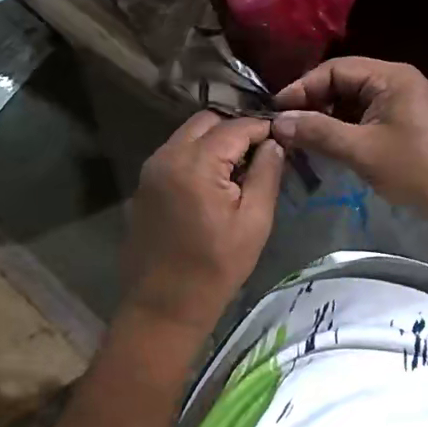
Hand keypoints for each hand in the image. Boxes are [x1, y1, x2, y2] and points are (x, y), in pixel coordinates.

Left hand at [121, 112, 285, 330]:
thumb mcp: (254, 222)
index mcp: (196, 163)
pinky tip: (215, 179)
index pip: (235, 126)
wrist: (163, 305)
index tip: (282, 137)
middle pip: (206, 121)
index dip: (262, 128)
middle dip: (235, 128)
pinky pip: (175, 152)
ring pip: (188, 134)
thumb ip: (266, 174)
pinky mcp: (145, 183)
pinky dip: (197, 153)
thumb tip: (274, 143)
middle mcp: (168, 155)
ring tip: (240, 165)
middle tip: (261, 150)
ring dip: (215, 140)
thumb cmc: (215, 267)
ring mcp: (152, 168)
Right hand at [271, 57, 427, 208]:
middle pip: (341, 81)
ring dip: (324, 115)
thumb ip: (318, 132)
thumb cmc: (413, 169)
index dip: (303, 88)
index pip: (334, 69)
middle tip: (286, 125)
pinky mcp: (399, 119)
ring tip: (299, 135)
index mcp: (390, 76)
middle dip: (312, 102)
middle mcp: (395, 79)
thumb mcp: (361, 150)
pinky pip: (361, 114)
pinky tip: (323, 143)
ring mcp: (399, 99)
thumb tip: (279, 123)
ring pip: (349, 99)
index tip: (277, 111)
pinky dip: (340, 126)